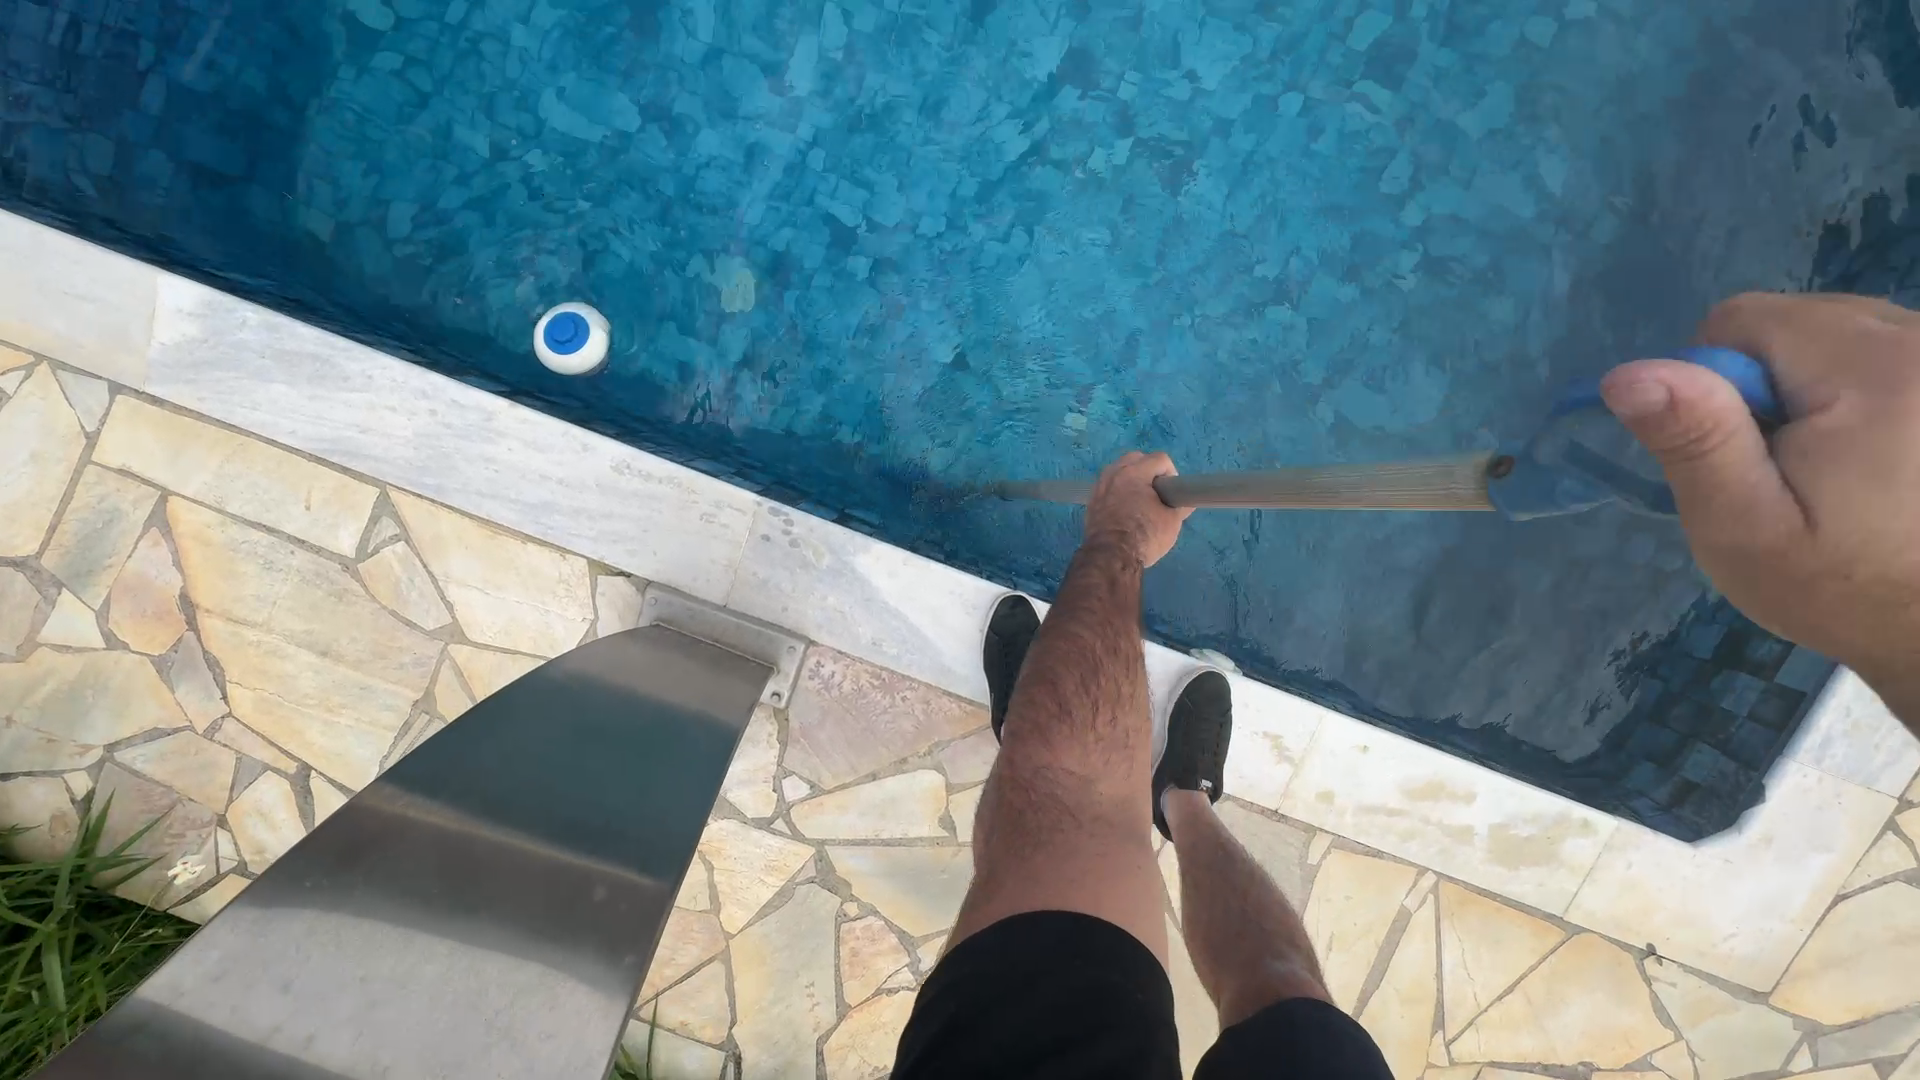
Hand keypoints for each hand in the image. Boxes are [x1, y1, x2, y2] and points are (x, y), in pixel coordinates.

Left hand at [1083, 452, 1193, 567]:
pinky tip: (1124, 509)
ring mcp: (1099, 486)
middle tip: (1157, 492)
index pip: (1159, 459)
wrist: (1111, 557)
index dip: (1171, 473)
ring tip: (1140, 500)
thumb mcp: (1171, 522)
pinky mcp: (1091, 501)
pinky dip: (1117, 491)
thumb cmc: (1145, 536)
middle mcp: (1114, 473)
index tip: (1173, 491)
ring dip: (1131, 479)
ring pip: (1118, 471)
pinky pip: (1107, 486)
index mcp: (1135, 473)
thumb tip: (1185, 502)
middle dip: (1149, 470)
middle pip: (1135, 459)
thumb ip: (1180, 506)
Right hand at [1601, 293, 1919, 720]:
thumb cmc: (1837, 584)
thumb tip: (1628, 374)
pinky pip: (1888, 357)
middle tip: (1779, 464)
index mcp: (1875, 370)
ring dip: (1812, 389)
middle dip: (1765, 383)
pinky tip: (1874, 458)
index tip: (1735, 452)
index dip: (1708, 383)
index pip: (1741, 321)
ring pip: (1844, 336)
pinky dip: (1859, 396)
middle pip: (1798, 321)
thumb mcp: (1740, 523)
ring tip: (1830, 465)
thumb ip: (1693, 439)